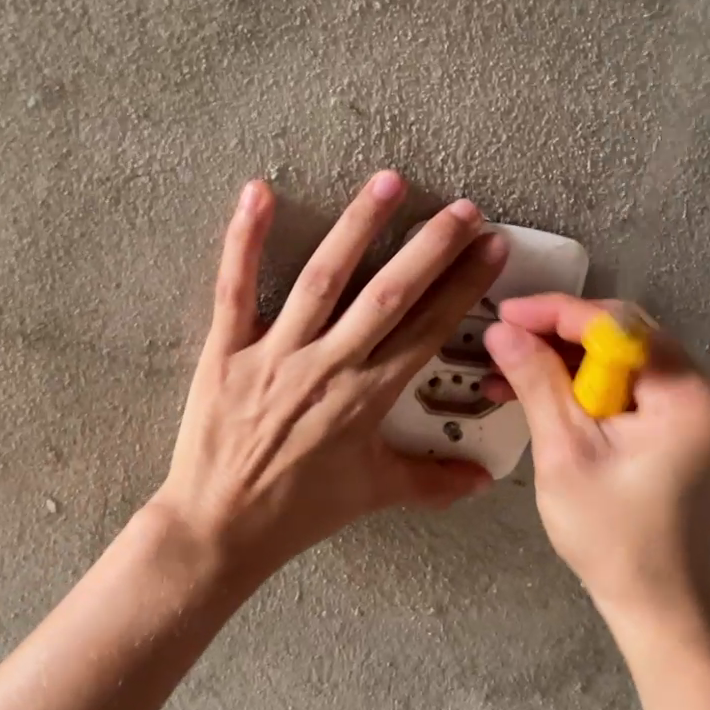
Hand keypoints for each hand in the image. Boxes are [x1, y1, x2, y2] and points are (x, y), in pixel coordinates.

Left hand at [150, 171, 509, 578]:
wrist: (220, 527)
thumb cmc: (298, 511)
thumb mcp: (372, 493)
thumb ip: (433, 482)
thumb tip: (483, 480)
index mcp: (368, 398)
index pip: (429, 329)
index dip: (464, 285)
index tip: (489, 246)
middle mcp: (328, 367)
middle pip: (389, 294)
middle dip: (430, 246)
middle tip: (462, 208)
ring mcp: (275, 354)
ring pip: (323, 279)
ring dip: (358, 227)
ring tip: (388, 182)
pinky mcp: (227, 351)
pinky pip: (235, 288)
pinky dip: (246, 240)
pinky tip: (259, 193)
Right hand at [482, 294, 709, 623]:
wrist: (654, 599)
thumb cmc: (610, 534)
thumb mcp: (565, 452)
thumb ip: (537, 382)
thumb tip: (501, 330)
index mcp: (686, 393)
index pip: (616, 325)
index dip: (555, 313)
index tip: (503, 313)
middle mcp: (700, 389)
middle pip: (620, 335)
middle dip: (555, 335)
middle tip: (502, 340)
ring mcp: (692, 407)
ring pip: (616, 358)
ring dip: (561, 362)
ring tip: (506, 373)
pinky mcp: (676, 425)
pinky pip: (623, 385)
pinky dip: (580, 386)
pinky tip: (538, 395)